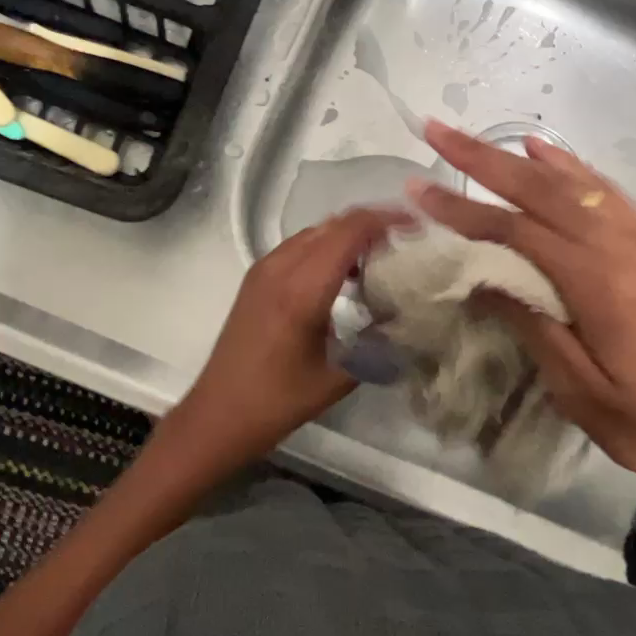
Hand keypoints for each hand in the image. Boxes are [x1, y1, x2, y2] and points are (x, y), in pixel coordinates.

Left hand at [166, 207, 406, 471]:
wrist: (219, 414)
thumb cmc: (278, 402)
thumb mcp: (338, 377)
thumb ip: (376, 344)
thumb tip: (406, 318)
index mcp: (302, 290)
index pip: (349, 232)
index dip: (385, 221)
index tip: (416, 228)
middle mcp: (280, 269)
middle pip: (333, 225)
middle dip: (371, 225)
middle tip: (405, 242)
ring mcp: (263, 271)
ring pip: (314, 233)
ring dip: (347, 236)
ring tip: (380, 258)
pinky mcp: (255, 280)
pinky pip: (297, 247)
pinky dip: (326, 248)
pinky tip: (344, 275)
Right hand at [410, 121, 635, 572]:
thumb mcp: (575, 389)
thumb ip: (531, 324)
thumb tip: (482, 279)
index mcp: (600, 284)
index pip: (516, 230)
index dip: (463, 209)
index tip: (418, 187)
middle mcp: (624, 247)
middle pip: (542, 189)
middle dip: (484, 158)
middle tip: (438, 131)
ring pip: (574, 183)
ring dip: (521, 157)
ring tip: (478, 138)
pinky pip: (608, 193)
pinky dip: (573, 168)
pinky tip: (547, 153)